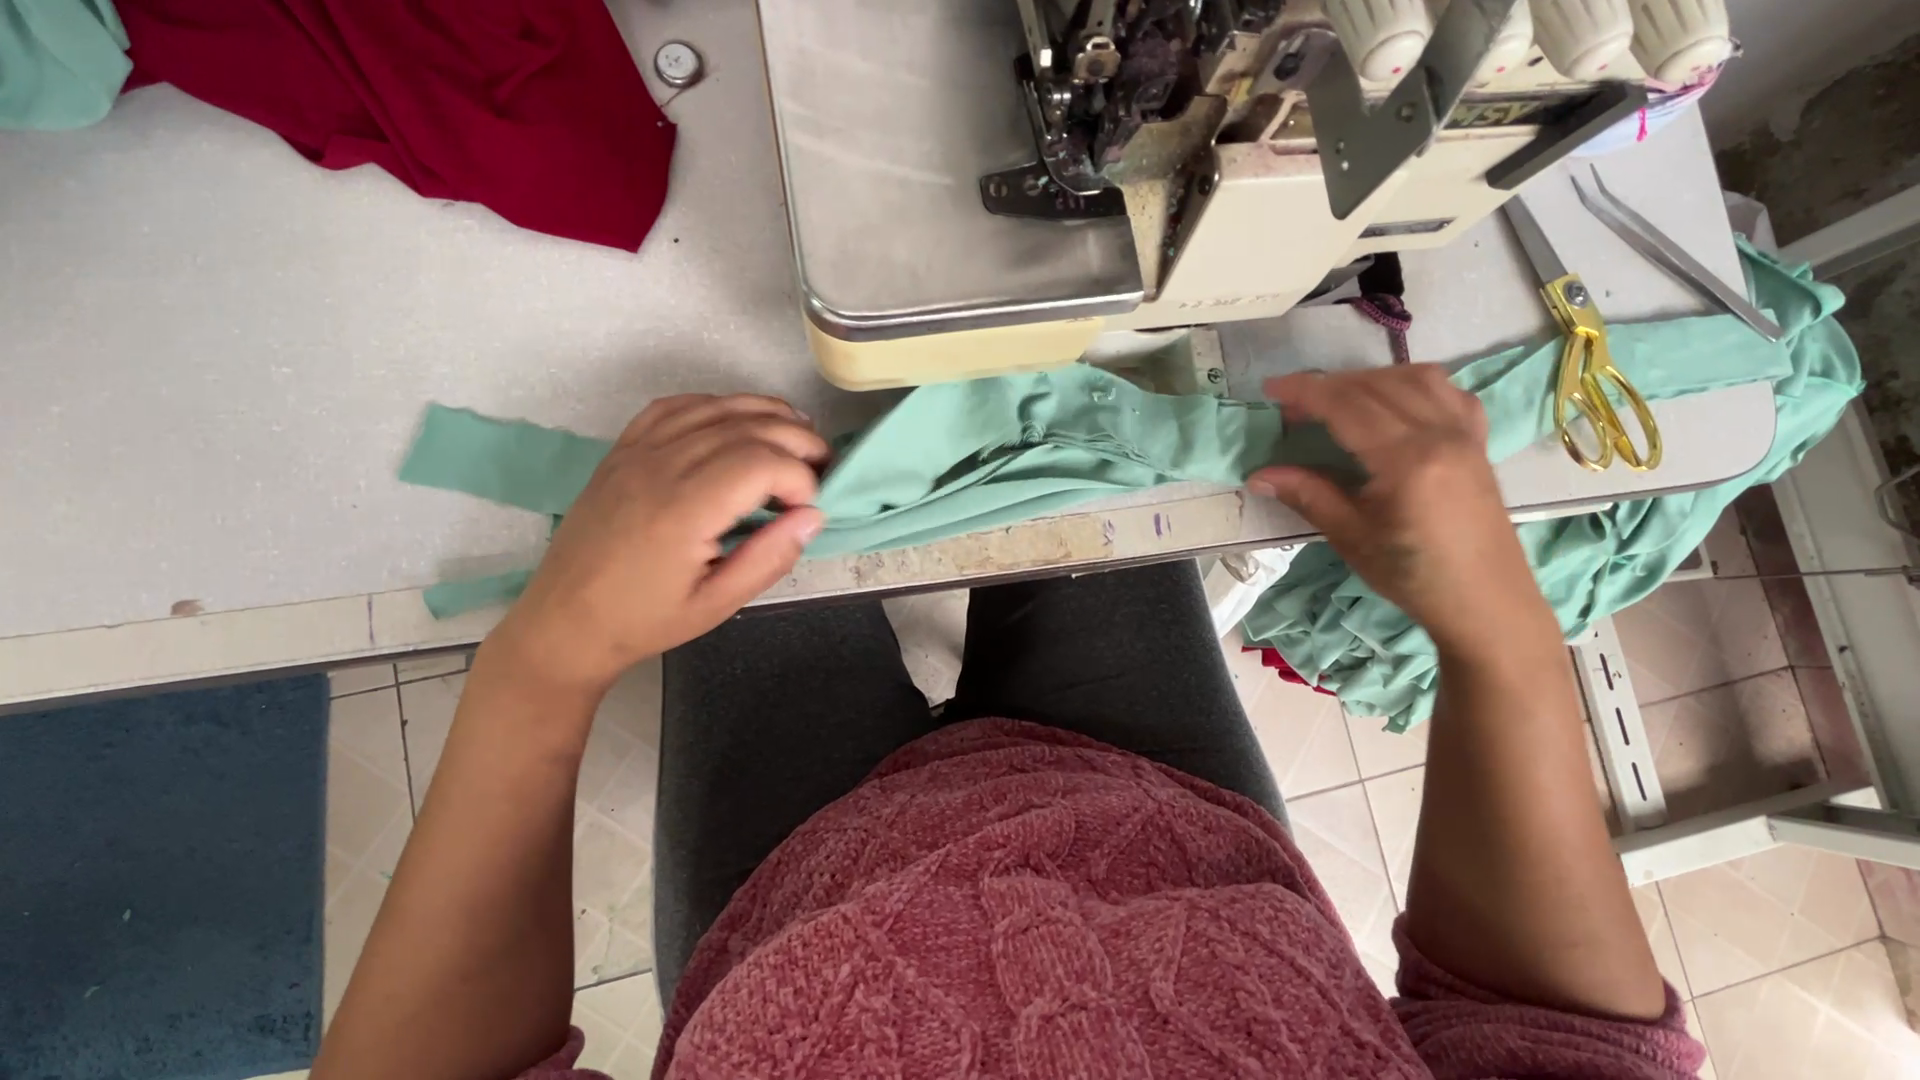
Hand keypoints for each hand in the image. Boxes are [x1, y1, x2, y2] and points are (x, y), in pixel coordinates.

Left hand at [483, 394, 827, 696]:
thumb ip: (769, 558)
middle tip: (821, 465)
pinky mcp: (623, 450)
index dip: (800, 477)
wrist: (564, 621)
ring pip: (714, 407)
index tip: (809, 507)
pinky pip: (675, 407)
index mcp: (683, 511)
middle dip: (796, 439)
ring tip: (797, 433)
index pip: (760, 462)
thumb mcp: (716, 605)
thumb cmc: (643, 621)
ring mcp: (637, 453)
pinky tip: (738, 420)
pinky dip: (716, 404)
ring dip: (764, 413)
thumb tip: (813, 517)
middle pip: (745, 426)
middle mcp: (660, 468)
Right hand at [1245, 366, 1549, 652]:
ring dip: (1369, 379)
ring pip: (1414, 378)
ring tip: (1337, 400)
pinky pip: (1445, 392)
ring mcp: (1465, 434)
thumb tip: (1258, 474)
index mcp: (1408, 460)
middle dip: (1329, 385)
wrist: (1486, 602)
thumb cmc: (1413, 576)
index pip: (1348, 405)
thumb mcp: (1351, 537)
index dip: (1306, 391)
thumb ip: (1308, 495)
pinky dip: (1411, 385)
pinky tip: (1391, 403)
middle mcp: (1441, 434)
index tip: (1270, 390)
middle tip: (1292, 405)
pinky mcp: (1477, 441)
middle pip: (1377, 386)